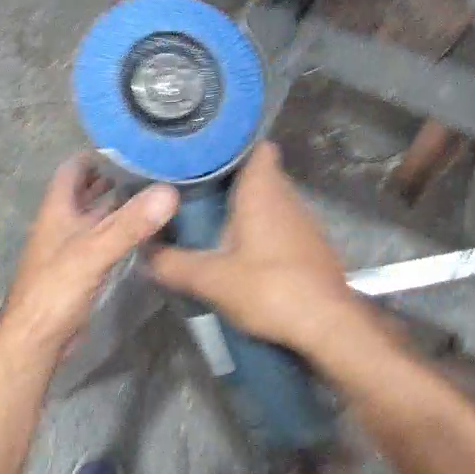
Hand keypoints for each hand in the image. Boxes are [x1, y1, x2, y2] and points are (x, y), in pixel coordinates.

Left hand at [0, 155, 178, 356]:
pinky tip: (140, 234)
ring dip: (115, 205)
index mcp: (57, 210)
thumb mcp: (94, 252)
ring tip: (151, 195)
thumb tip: (169, 191)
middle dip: (110, 178)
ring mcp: (69, 248)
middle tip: (149, 169)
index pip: (73, 169)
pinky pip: (100, 241)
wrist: (36, 339)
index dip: (96, 155)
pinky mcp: (79, 271)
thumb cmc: (56, 289)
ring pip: (93, 217)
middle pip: (84, 192)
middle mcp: (61, 224)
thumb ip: (129, 223)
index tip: (131, 147)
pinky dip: (117, 232)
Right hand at [146, 142, 384, 356]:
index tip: (203, 154)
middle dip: (229, 181)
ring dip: (246, 210)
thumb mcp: (210, 279)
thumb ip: (173, 264)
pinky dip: (262, 234)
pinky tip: (240, 252)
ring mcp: (305, 223)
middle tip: (192, 190)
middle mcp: (288, 197)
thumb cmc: (270, 289)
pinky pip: (281, 228)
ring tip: (210, 220)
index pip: (255, 146)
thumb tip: (144, 253)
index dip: (231, 146)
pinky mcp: (312, 249)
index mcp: (263, 190)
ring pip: (270, 203)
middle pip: (259, 175)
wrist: (330, 327)